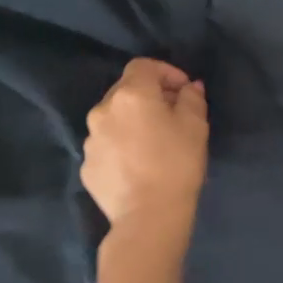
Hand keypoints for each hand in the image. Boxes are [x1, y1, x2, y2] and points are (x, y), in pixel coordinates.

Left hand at [81, 59, 208, 235]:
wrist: (148, 216)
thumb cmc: (177, 164)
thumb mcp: (196, 127)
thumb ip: (192, 99)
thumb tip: (189, 88)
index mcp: (131, 96)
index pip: (143, 66)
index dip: (166, 72)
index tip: (184, 91)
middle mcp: (103, 111)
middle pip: (125, 90)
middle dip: (150, 96)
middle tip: (173, 115)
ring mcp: (91, 139)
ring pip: (114, 118)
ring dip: (133, 121)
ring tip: (154, 143)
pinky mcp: (87, 165)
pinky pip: (107, 144)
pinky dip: (122, 145)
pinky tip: (139, 165)